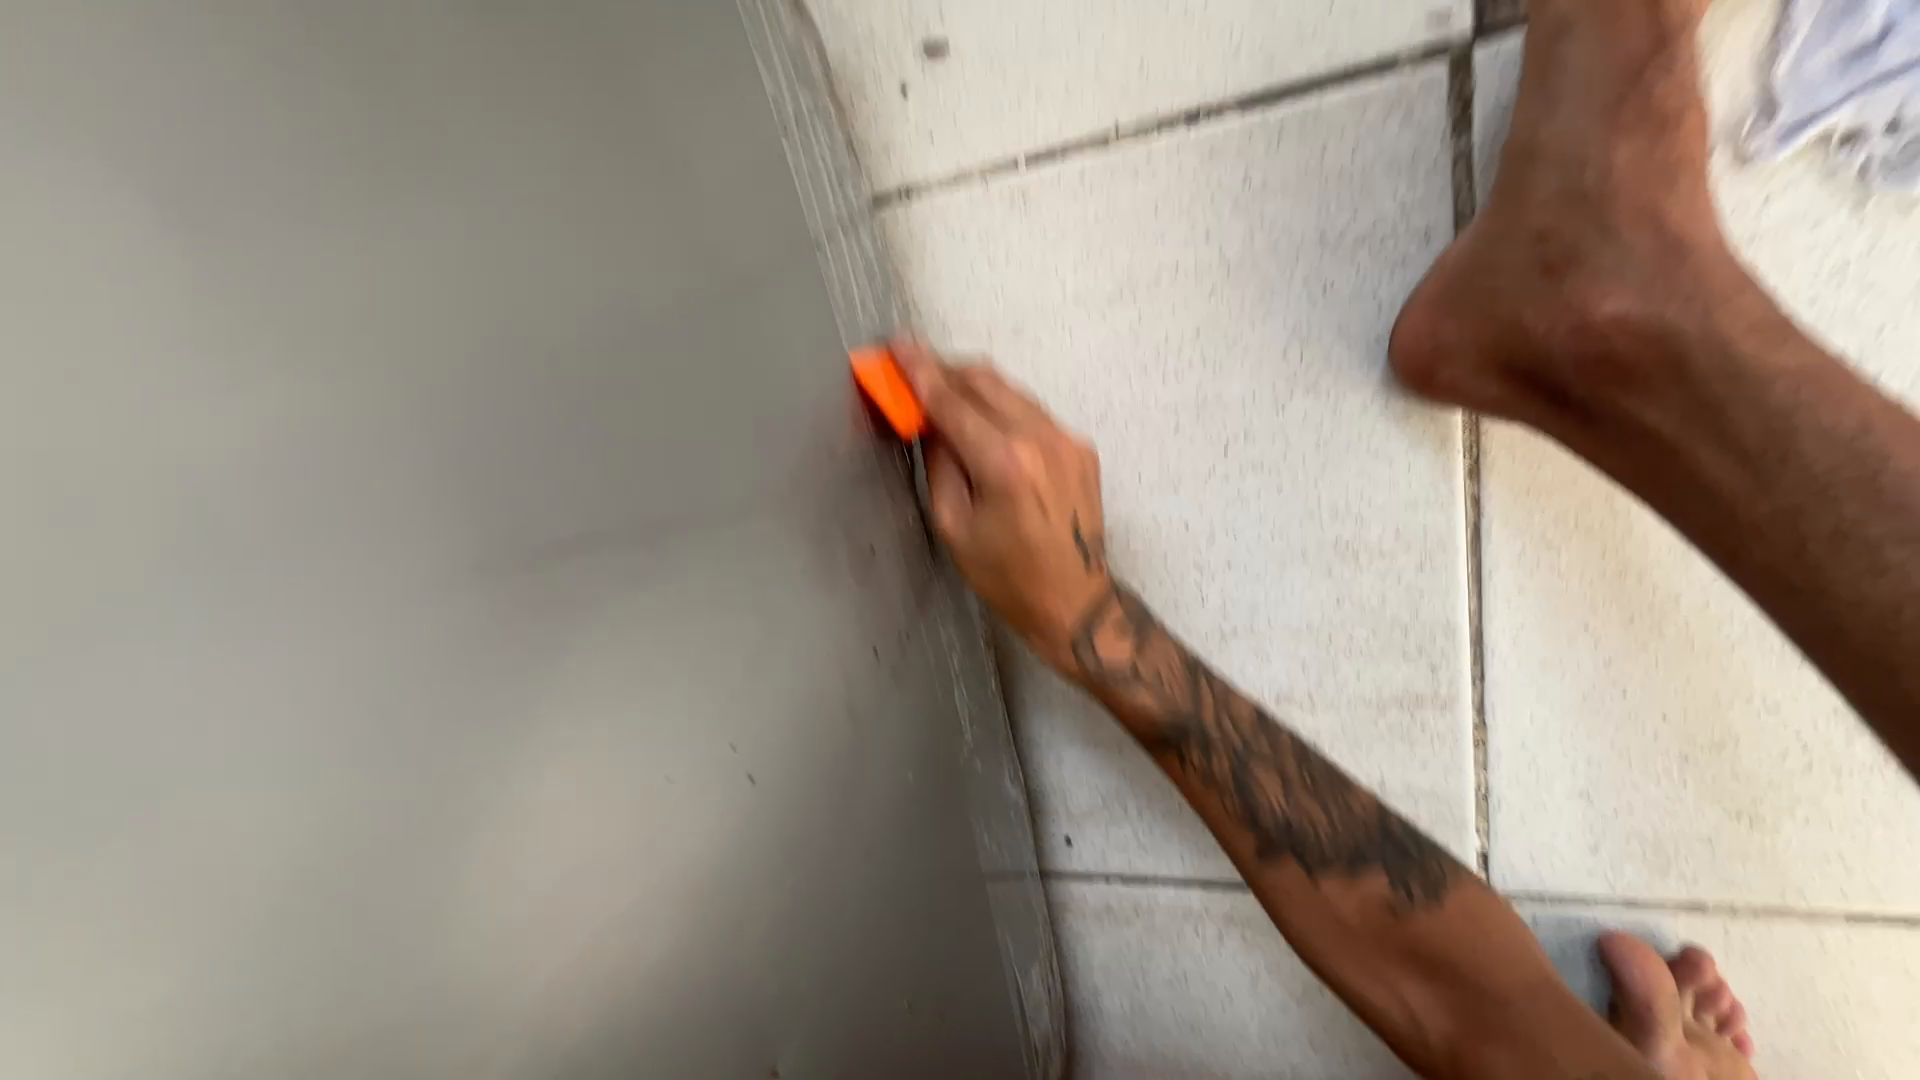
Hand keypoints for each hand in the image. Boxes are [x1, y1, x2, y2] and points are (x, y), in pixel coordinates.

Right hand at [894, 342, 1111, 672]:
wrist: (1075, 599)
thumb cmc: (1005, 575)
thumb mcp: (953, 525)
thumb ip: (940, 462)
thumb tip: (930, 420)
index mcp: (1003, 462)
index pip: (950, 400)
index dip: (918, 370)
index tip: (896, 344)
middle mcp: (1040, 438)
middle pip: (983, 379)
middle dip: (945, 369)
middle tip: (914, 372)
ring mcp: (1066, 438)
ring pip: (1010, 390)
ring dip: (974, 387)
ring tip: (946, 400)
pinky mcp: (1080, 447)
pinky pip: (1031, 411)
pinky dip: (1002, 409)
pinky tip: (986, 429)